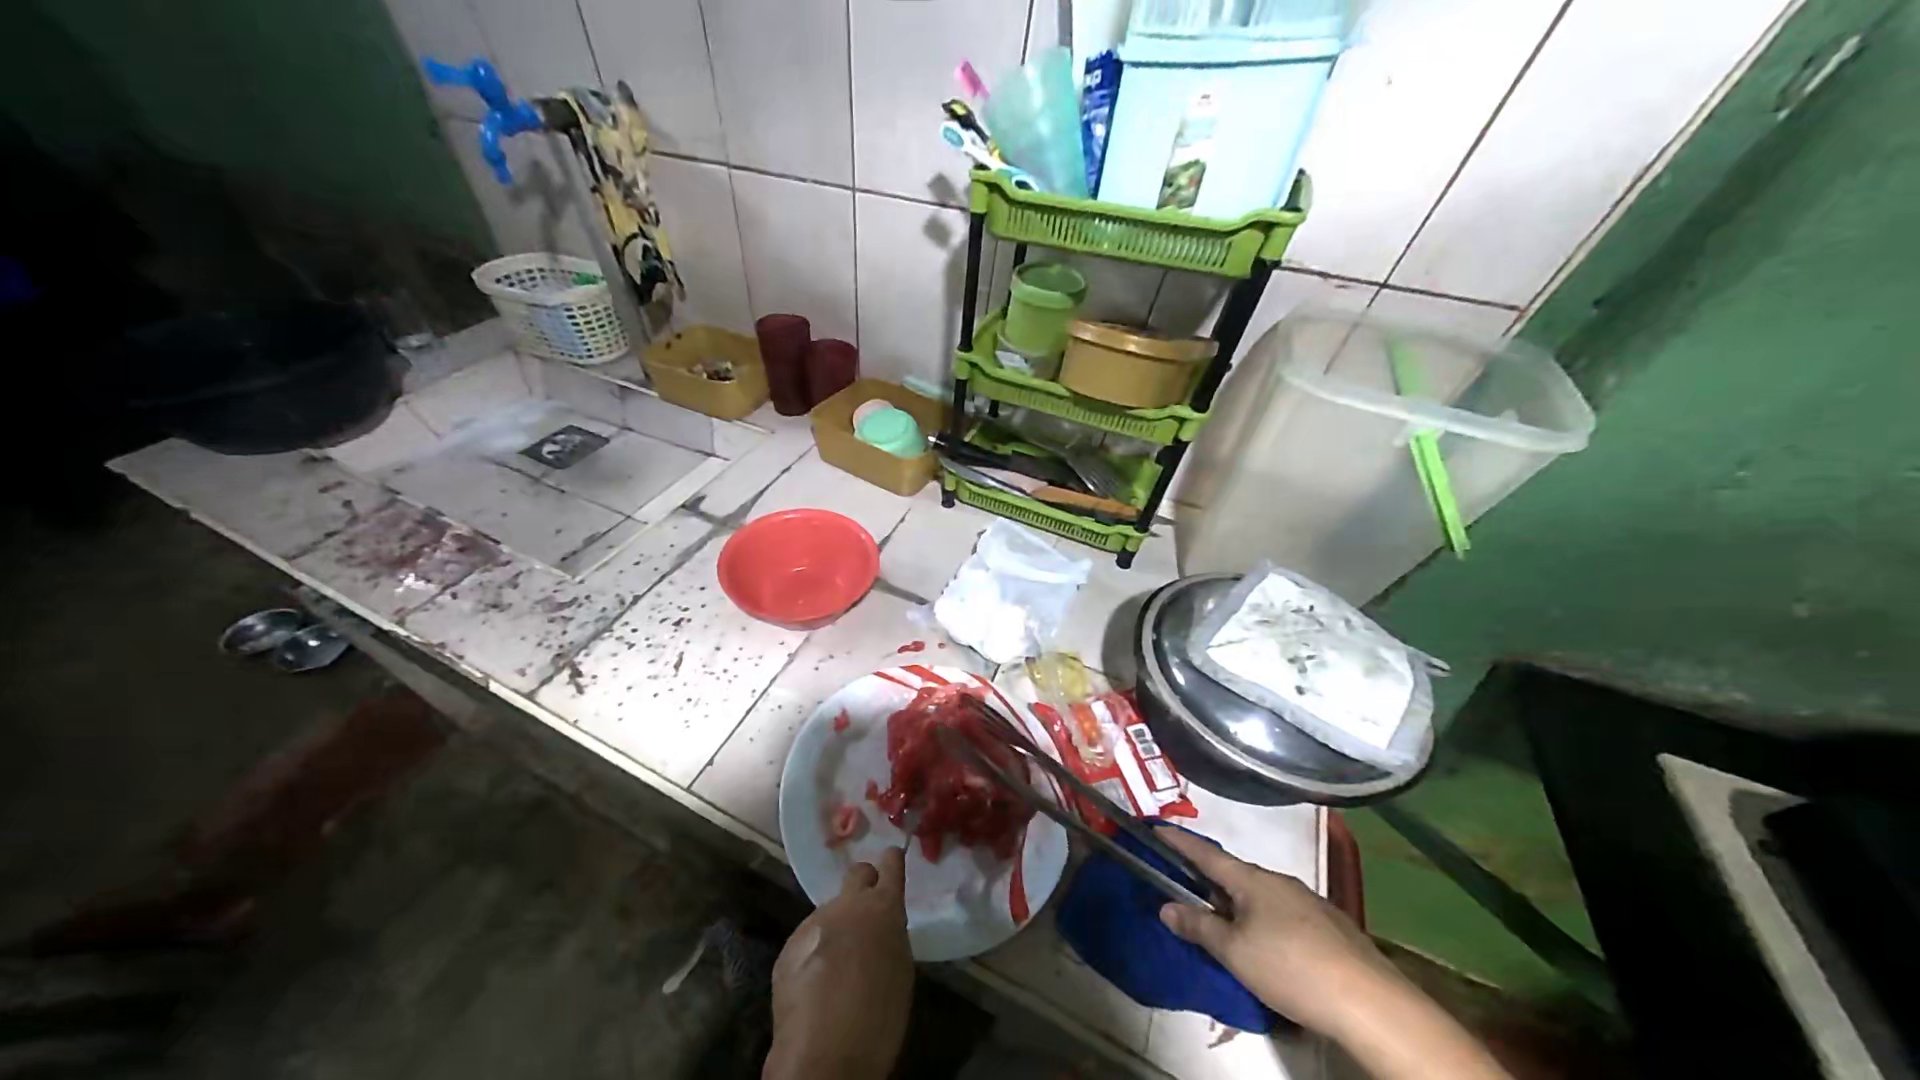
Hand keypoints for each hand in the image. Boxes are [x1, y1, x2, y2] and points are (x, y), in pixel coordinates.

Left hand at [765, 848, 913, 1079]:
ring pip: (831, 910)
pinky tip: (817, 981)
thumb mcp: (900, 969)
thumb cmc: (878, 1018)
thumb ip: (890, 934)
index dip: (892, 862)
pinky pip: (809, 937)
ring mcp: (813, 922)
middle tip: (868, 913)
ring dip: (839, 925)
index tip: (893, 860)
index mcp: (882, 908)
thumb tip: (880, 926)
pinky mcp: (788, 946)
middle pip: (857, 873)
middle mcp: (847, 905)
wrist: (823, 1056)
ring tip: (840, 963)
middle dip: (865, 884)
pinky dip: (817, 949)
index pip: (889, 865)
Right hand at [1154, 827, 1399, 1038]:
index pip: (1206, 854)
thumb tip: (1167, 906)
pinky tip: (1269, 946)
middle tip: (1186, 887)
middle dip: (1210, 878)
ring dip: (1239, 902)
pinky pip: (1284, 913)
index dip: (1179, 841)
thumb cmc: (1291, 968)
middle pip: (1235, 874)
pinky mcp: (1330, 926)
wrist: (1370, 1002)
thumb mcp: (1234, 952)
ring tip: (1226, 923)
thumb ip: (1199, 927)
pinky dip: (1265, 920)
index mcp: (1252, 880)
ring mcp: (1309, 901)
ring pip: (1262, 895)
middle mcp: (1280, 881)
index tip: (1157, 828)